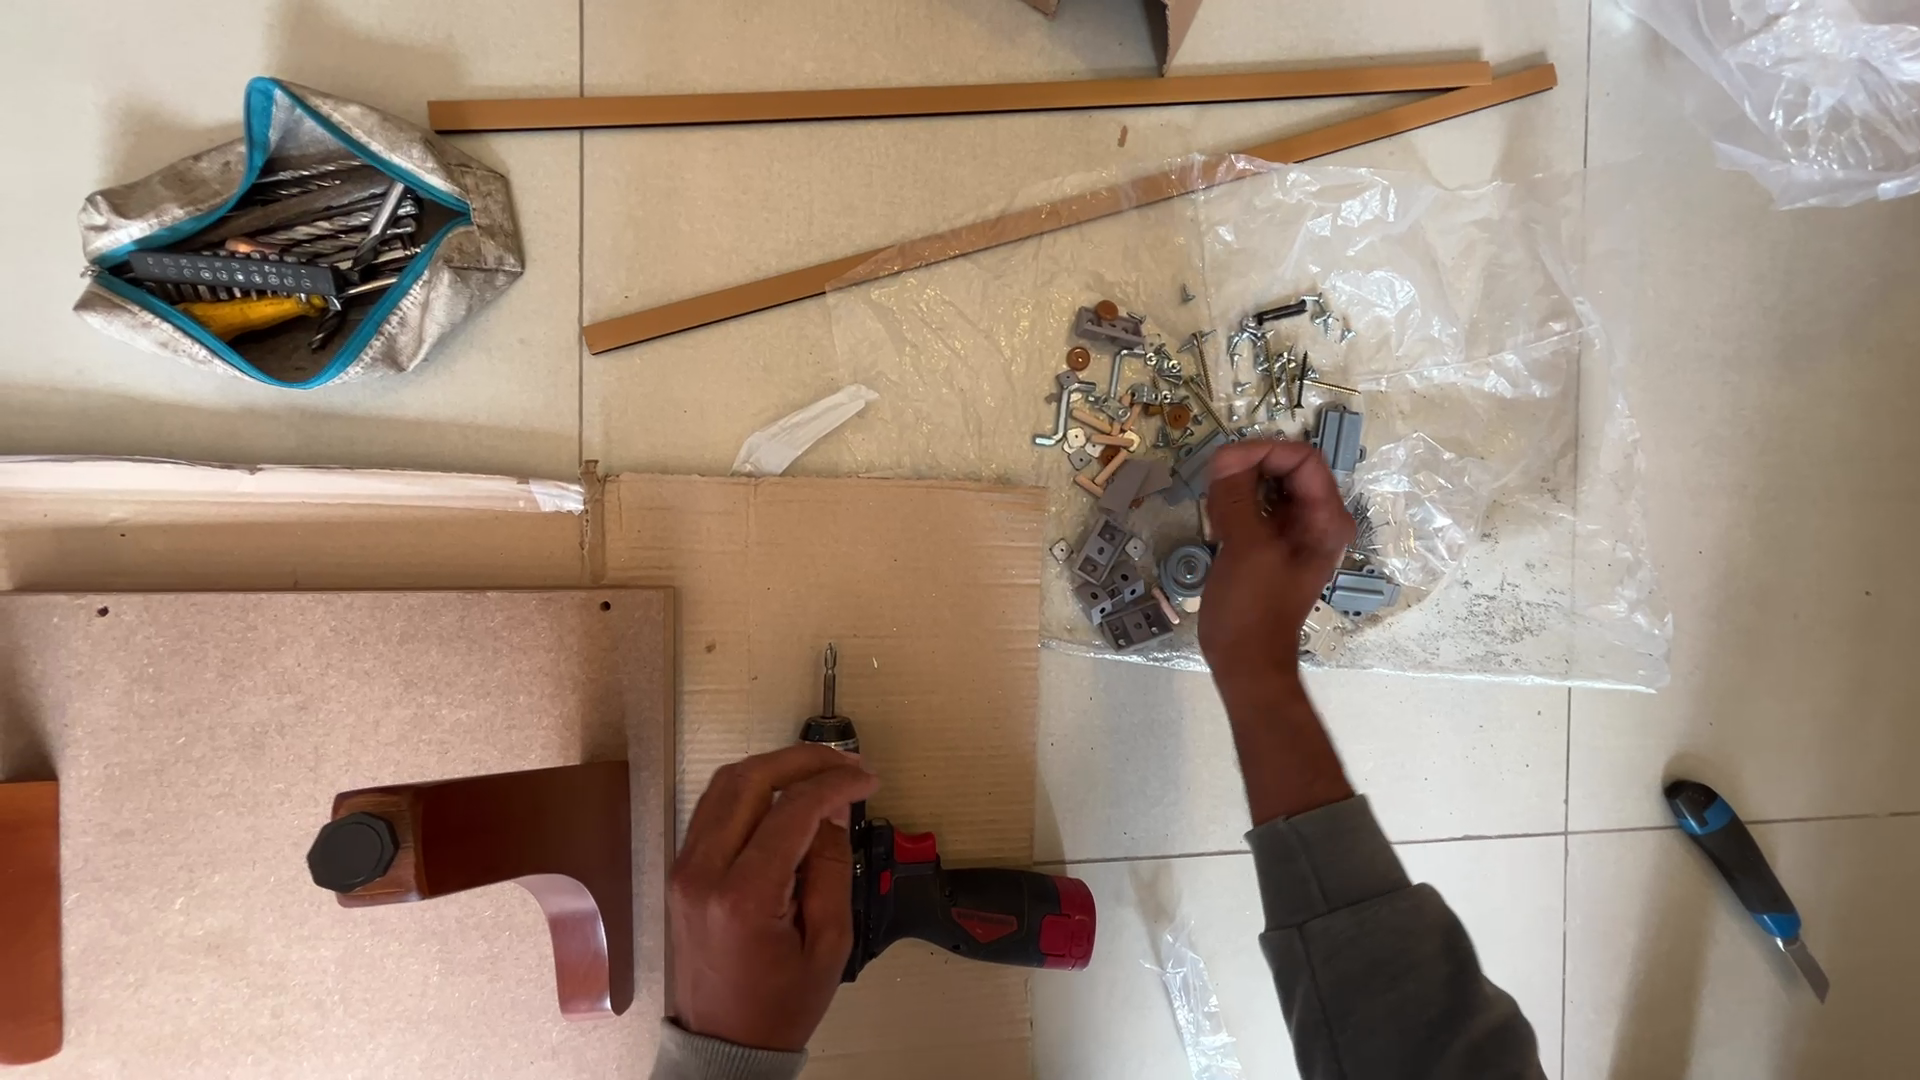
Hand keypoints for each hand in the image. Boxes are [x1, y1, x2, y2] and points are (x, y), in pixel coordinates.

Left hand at [668, 743, 879, 1051]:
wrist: (721, 1048)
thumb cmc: (781, 1005)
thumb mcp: (830, 941)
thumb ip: (831, 864)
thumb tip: (831, 807)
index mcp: (743, 897)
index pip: (792, 810)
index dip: (836, 783)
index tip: (868, 778)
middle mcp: (703, 872)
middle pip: (751, 779)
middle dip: (805, 760)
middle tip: (847, 763)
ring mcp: (684, 867)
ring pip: (726, 782)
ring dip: (777, 765)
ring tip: (821, 770)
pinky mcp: (681, 868)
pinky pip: (714, 805)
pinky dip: (752, 785)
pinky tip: (785, 790)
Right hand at [1199, 439, 1353, 681]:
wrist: (1245, 660)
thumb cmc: (1253, 609)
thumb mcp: (1247, 548)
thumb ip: (1236, 497)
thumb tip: (1223, 456)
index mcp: (1325, 518)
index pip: (1302, 458)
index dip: (1263, 451)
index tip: (1222, 463)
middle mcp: (1313, 519)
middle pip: (1283, 468)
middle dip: (1246, 468)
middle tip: (1213, 487)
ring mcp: (1288, 532)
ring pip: (1263, 486)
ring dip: (1234, 487)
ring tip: (1213, 511)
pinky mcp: (1264, 544)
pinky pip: (1249, 507)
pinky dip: (1229, 505)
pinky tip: (1215, 523)